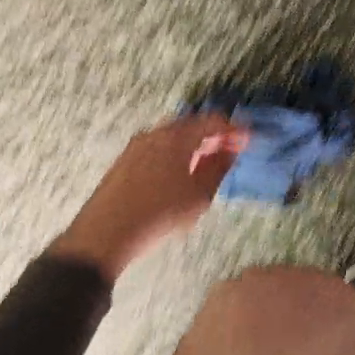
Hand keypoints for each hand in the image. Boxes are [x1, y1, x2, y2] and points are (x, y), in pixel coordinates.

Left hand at [49, 115, 247, 279]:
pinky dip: (176, 153)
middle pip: (190, 125)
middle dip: (213, 134)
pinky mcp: (124, 161)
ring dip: (193, 144)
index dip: (233, 130)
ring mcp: (136, 147)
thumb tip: (229, 150)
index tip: (248, 139)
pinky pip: (158, 148)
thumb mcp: (200, 194)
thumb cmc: (161, 213)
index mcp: (176, 137)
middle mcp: (155, 134)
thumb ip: (218, 168)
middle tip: (230, 149)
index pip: (212, 122)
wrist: (106, 232)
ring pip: (172, 137)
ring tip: (207, 162)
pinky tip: (181, 172)